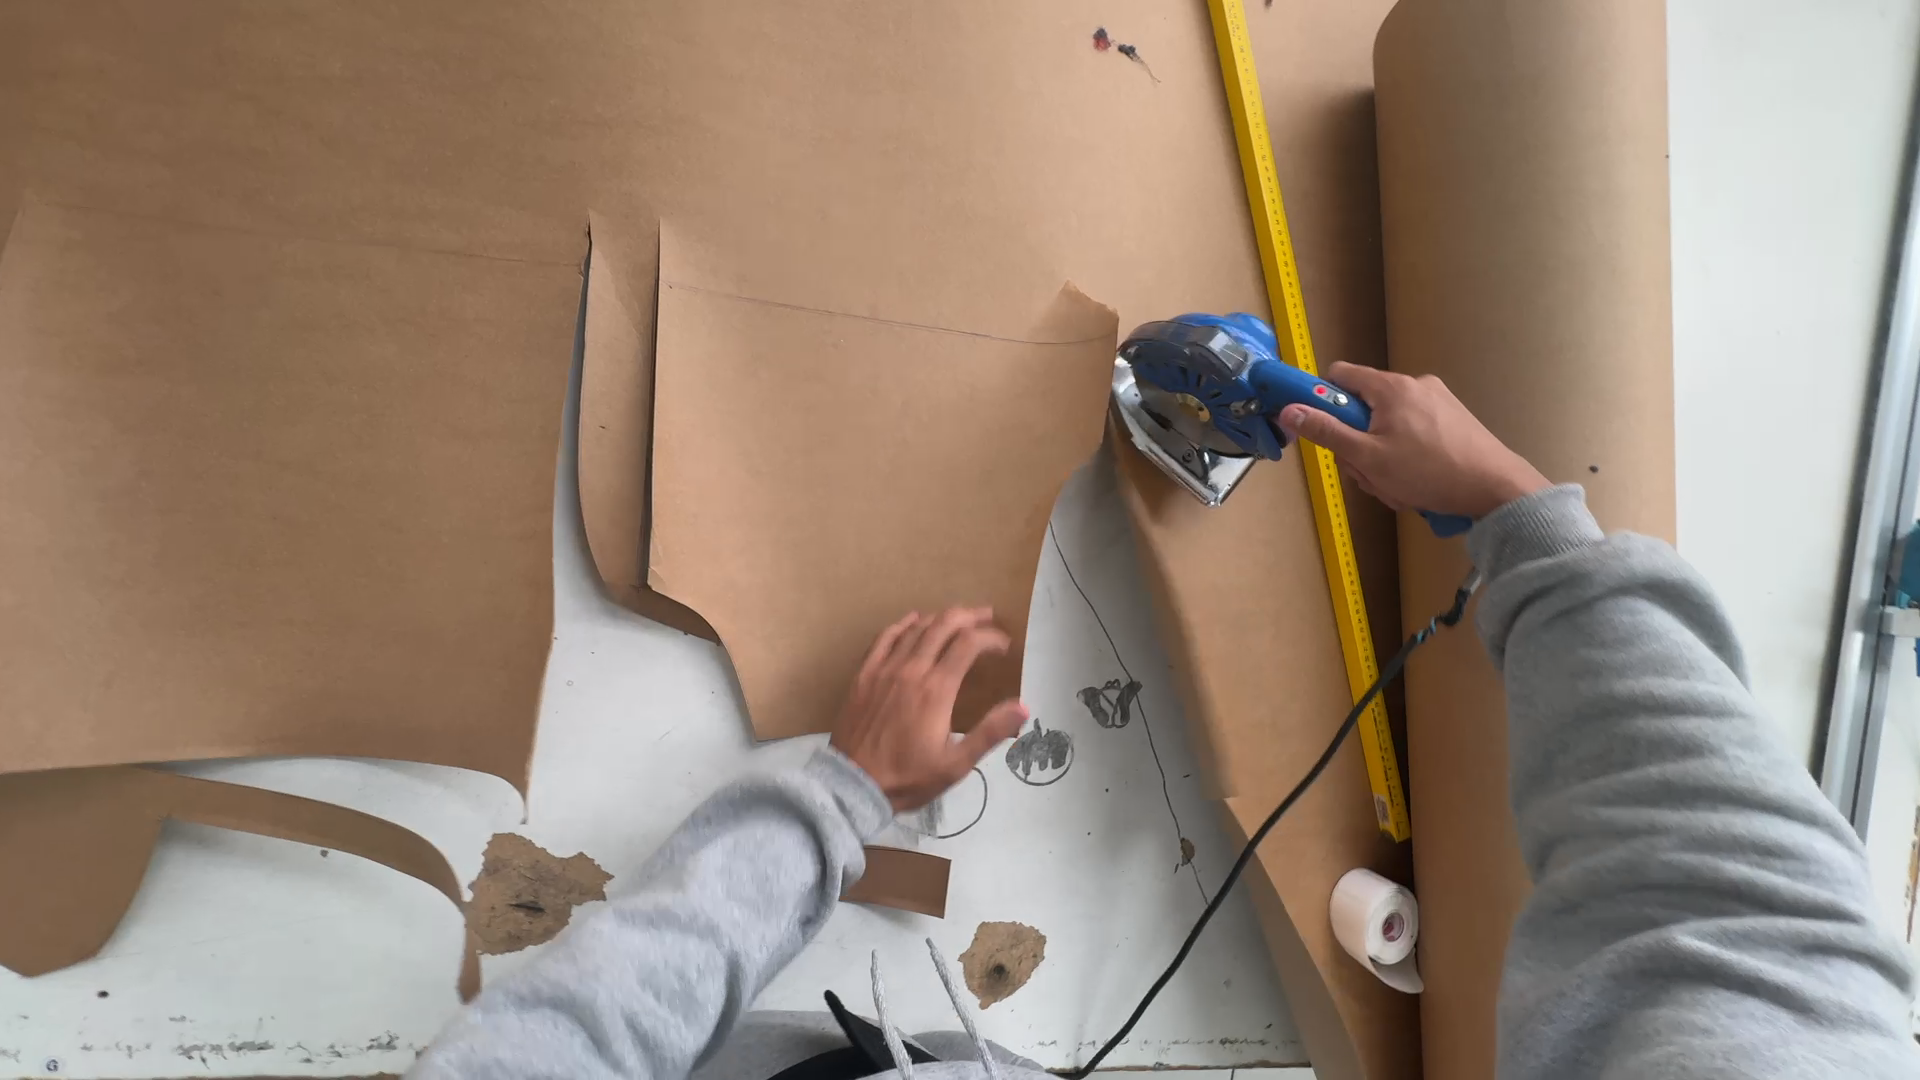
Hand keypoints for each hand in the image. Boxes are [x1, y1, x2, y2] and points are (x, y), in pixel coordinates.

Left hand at [830, 607, 1029, 812]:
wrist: (853, 786)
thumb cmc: (908, 777)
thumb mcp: (956, 764)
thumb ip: (990, 732)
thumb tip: (1023, 707)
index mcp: (937, 689)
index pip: (969, 644)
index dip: (991, 637)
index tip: (1004, 646)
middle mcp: (911, 669)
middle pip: (944, 625)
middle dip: (970, 616)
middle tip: (988, 617)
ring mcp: (885, 668)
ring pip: (917, 627)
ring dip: (941, 617)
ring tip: (958, 619)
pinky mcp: (864, 673)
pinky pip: (885, 637)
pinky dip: (904, 624)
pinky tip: (914, 620)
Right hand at [1275, 361, 1548, 519]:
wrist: (1496, 489)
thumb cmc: (1427, 471)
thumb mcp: (1365, 456)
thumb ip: (1325, 431)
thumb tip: (1289, 410)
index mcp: (1391, 388)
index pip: (1339, 375)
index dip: (1321, 398)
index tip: (1319, 427)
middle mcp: (1415, 385)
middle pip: (1362, 406)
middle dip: (1354, 441)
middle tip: (1365, 469)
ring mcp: (1437, 401)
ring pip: (1384, 424)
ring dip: (1377, 455)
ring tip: (1392, 482)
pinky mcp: (1452, 419)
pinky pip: (1409, 431)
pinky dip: (1401, 455)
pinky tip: (1411, 479)